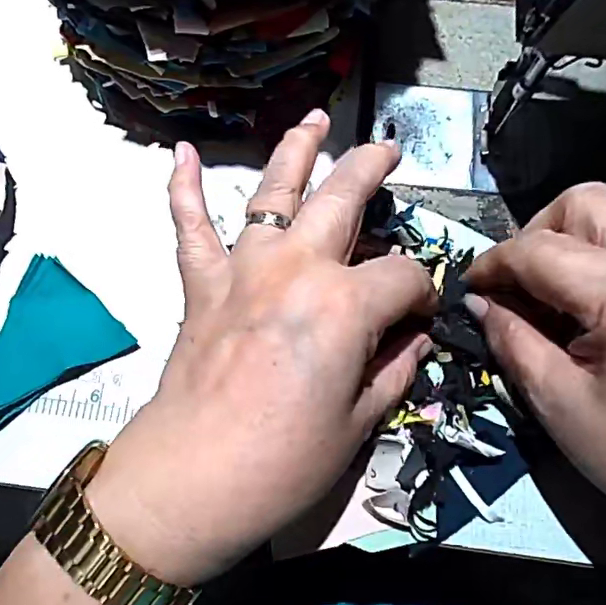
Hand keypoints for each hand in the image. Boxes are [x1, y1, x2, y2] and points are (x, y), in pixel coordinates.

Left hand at [83, 112, 435, 586]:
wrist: (189, 484)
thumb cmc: (284, 464)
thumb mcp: (360, 422)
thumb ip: (393, 369)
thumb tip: (414, 340)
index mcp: (345, 304)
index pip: (404, 276)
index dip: (423, 295)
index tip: (422, 319)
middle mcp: (296, 268)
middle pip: (343, 198)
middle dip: (372, 169)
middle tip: (389, 152)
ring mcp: (244, 271)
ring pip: (273, 192)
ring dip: (296, 151)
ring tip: (314, 120)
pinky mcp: (202, 287)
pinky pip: (190, 227)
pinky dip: (184, 189)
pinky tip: (182, 154)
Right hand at [465, 183, 605, 591]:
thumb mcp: (561, 405)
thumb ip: (512, 340)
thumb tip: (480, 304)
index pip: (538, 248)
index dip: (492, 265)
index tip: (468, 291)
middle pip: (582, 202)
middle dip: (535, 236)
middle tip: (516, 291)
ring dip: (569, 246)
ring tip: (550, 305)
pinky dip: (602, 262)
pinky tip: (591, 314)